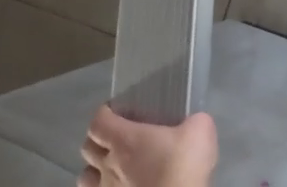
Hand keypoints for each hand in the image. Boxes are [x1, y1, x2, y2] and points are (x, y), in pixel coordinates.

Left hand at [79, 105, 217, 186]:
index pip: (99, 122)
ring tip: (113, 163)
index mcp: (126, 139)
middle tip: (117, 133)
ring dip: (95, 166)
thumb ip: (192, 119)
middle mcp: (108, 164)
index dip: (104, 113)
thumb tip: (191, 121)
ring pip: (85, 175)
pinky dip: (102, 186)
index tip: (116, 108)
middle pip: (87, 147)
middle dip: (98, 138)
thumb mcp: (201, 128)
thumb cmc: (184, 163)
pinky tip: (119, 184)